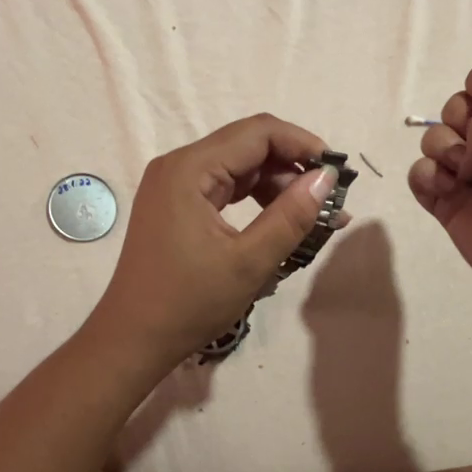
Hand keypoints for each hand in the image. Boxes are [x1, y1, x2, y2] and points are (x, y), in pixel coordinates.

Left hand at [91, 114, 339, 360]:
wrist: (134, 338)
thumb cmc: (189, 302)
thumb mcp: (248, 262)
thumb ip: (290, 216)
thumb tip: (327, 178)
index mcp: (189, 169)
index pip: (258, 133)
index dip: (302, 145)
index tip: (337, 173)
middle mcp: (178, 167)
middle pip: (247, 147)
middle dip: (292, 169)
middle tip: (329, 203)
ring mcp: (173, 187)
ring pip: (237, 169)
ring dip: (276, 188)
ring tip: (311, 219)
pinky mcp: (175, 208)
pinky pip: (223, 191)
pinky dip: (254, 202)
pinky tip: (279, 224)